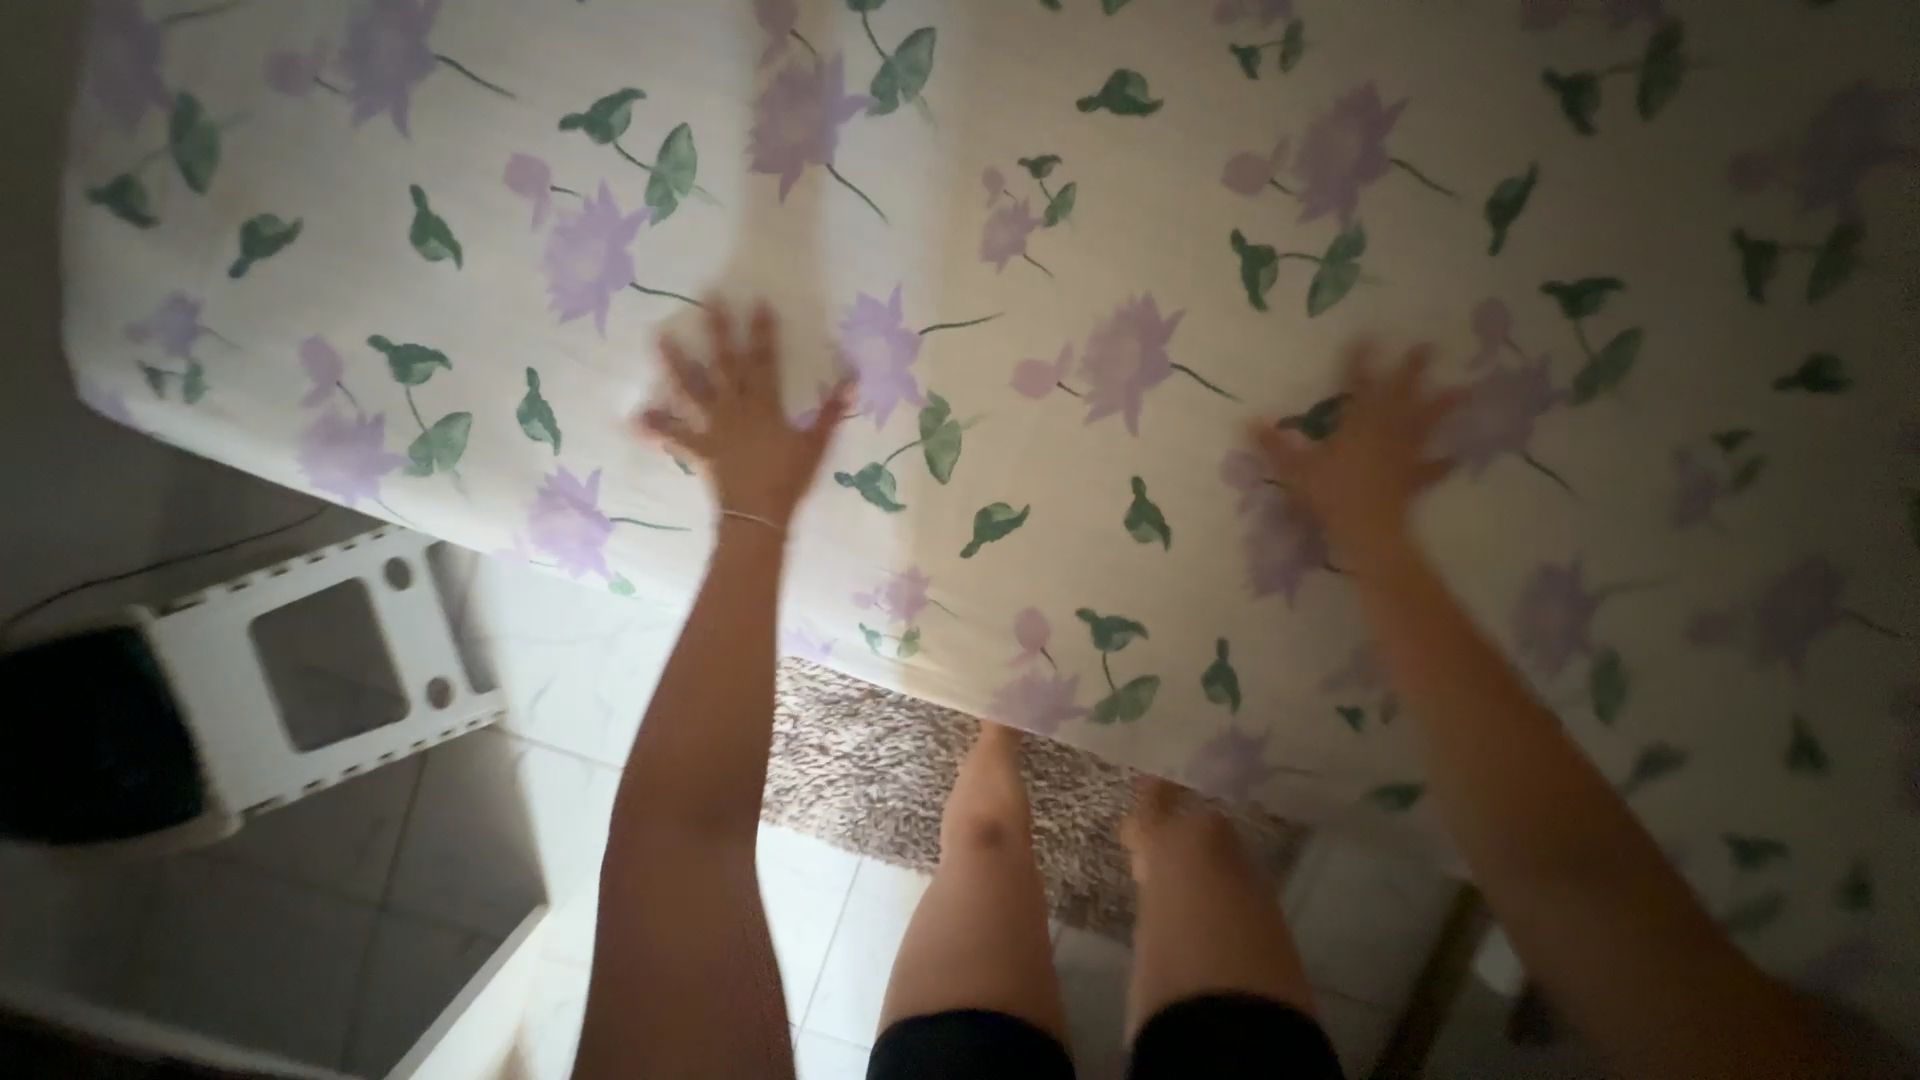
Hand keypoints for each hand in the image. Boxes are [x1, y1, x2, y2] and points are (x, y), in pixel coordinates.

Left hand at [640, 300, 852, 530]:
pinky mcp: (699, 449)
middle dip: (717, 331)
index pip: (764, 360)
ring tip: (656, 339)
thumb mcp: (816, 443)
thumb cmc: (789, 478)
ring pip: (691, 391)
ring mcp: (713, 428)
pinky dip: (656, 429)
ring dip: (673, 365)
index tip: (758, 302)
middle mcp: (735, 408)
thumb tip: (853, 379)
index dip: (762, 332)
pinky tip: (635, 418)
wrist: (759, 514)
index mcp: (764, 404)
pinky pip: (674, 438)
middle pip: (725, 364)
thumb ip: (832, 410)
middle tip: (706, 301)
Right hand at [1252, 340, 1461, 567]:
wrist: (1367, 528)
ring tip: (1465, 390)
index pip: (1358, 384)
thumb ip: (1273, 445)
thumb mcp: (1293, 469)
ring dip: (1444, 408)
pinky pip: (1432, 469)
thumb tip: (1248, 421)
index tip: (1367, 335)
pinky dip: (1443, 463)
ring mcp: (1404, 454)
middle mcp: (1386, 431)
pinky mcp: (1414, 479)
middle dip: (1413, 370)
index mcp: (1357, 423)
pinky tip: (1455, 458)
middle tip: (1428, 346)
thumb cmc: (1329, 494)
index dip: (1360, 360)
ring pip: (1425, 425)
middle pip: (1401, 395)